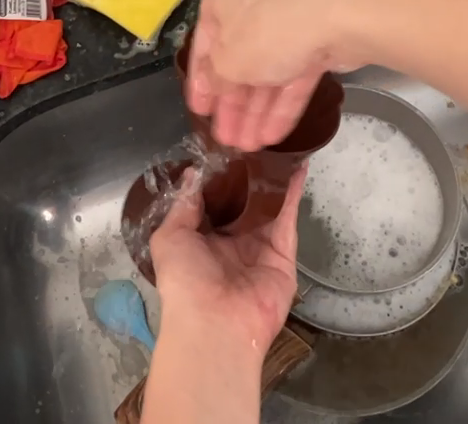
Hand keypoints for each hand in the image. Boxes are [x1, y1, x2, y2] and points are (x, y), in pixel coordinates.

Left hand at [149, 165, 306, 360]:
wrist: (215, 325)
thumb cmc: (184, 280)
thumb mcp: (170, 236)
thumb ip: (183, 203)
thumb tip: (193, 172)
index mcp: (203, 241)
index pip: (214, 203)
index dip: (219, 178)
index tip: (224, 149)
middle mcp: (232, 244)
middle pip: (244, 203)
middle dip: (249, 177)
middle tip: (253, 143)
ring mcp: (260, 249)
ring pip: (269, 206)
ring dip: (274, 179)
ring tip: (279, 148)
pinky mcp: (283, 254)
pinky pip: (288, 217)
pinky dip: (293, 193)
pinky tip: (297, 167)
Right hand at [187, 0, 369, 148]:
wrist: (341, 16)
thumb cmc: (269, 32)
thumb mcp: (229, 62)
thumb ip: (216, 78)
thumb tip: (213, 84)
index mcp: (221, 4)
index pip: (203, 46)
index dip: (201, 82)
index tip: (200, 112)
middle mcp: (251, 12)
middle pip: (237, 64)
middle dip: (232, 105)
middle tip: (225, 139)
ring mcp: (287, 29)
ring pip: (266, 76)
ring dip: (255, 113)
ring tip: (247, 148)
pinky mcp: (316, 46)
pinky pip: (292, 81)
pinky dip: (281, 108)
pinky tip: (272, 138)